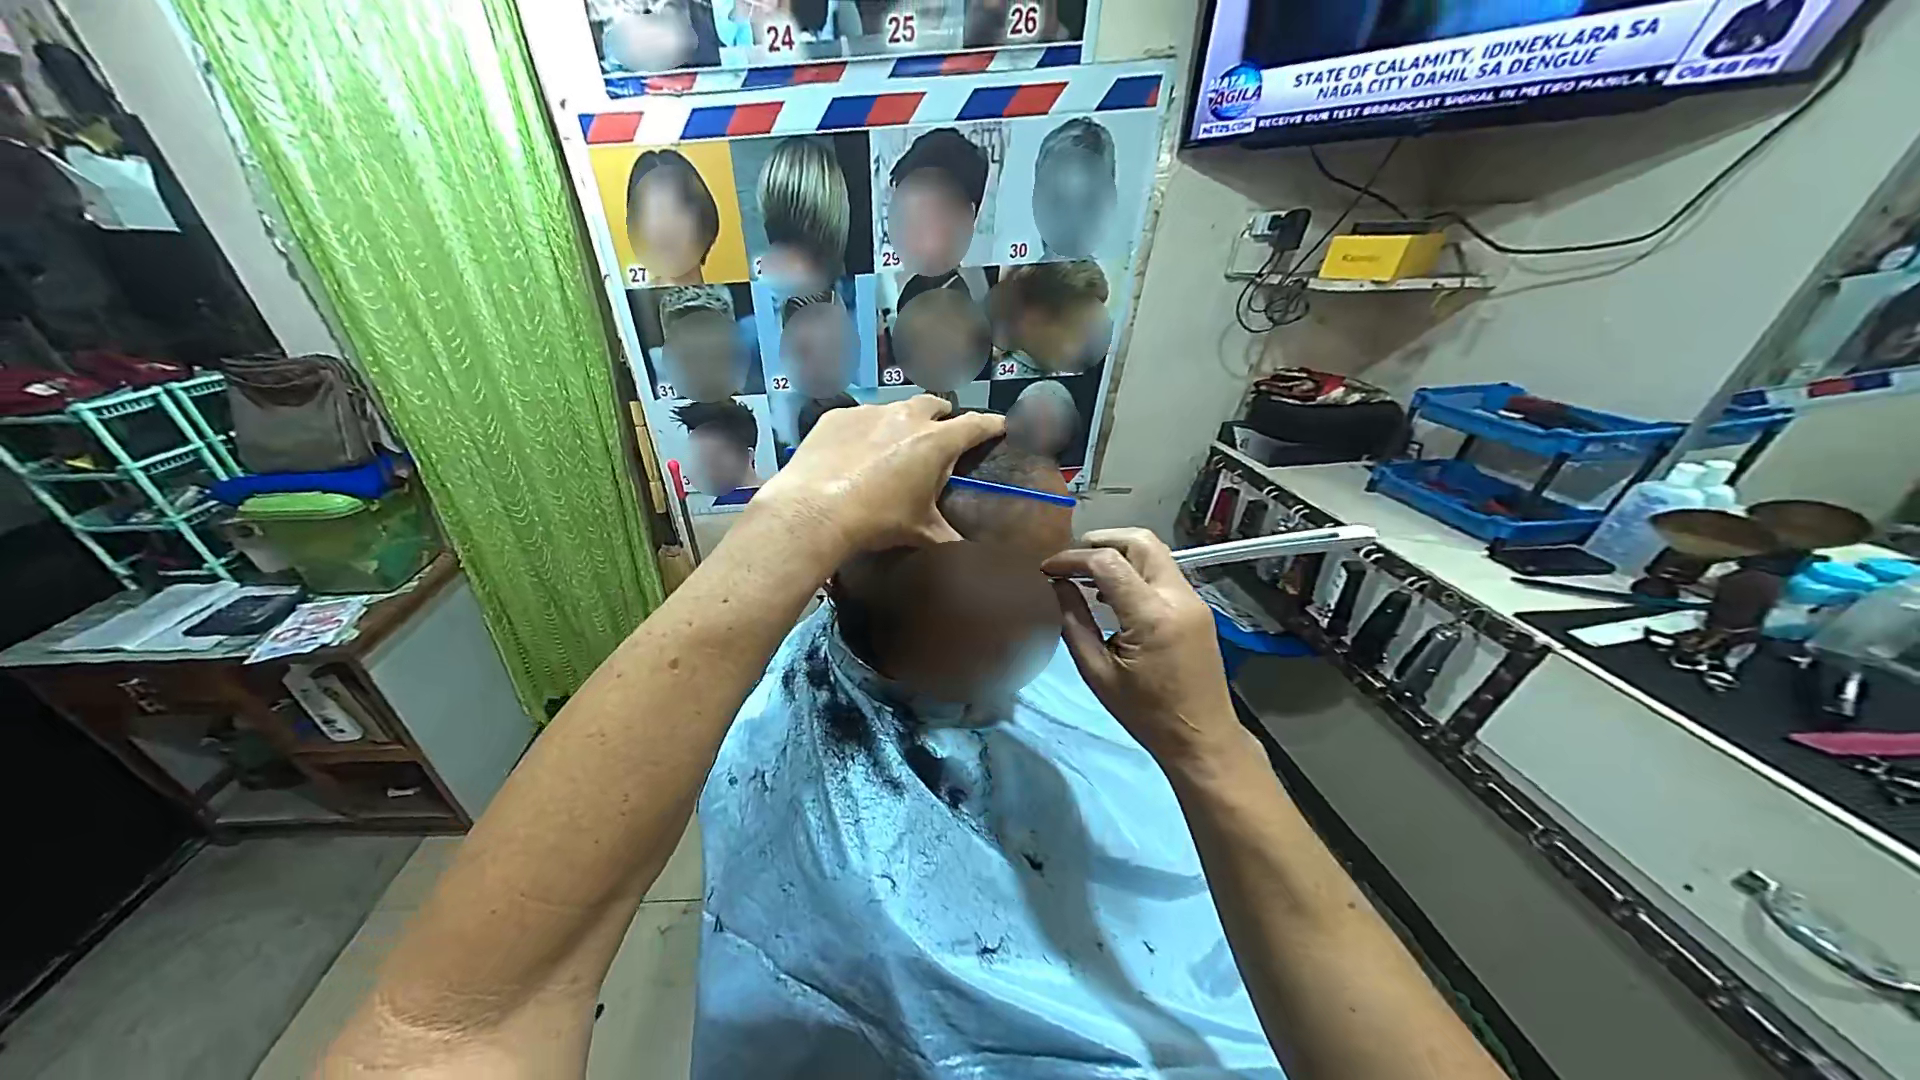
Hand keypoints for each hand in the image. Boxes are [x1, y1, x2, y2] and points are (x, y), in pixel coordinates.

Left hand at [751, 396, 1003, 556]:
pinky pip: (860, 419)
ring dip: (902, 423)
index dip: (991, 425)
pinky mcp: (838, 416)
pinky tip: (854, 455)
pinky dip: (865, 432)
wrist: (814, 511)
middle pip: (935, 405)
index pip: (976, 425)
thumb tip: (962, 547)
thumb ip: (946, 532)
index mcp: (936, 441)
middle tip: (939, 437)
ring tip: (893, 448)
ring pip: (896, 409)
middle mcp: (906, 416)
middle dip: (942, 417)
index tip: (999, 426)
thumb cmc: (878, 520)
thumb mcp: (920, 531)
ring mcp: (869, 412)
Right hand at [1043, 529, 1247, 769]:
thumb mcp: (1097, 671)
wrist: (1201, 737)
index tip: (1047, 569)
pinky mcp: (1197, 607)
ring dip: (1119, 552)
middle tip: (1070, 560)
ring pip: (1154, 551)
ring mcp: (1193, 600)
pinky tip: (1113, 591)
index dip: (1072, 559)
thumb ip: (1074, 621)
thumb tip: (1059, 585)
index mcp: (1152, 616)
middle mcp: (1178, 597)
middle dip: (1099, 541)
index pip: (1107, 562)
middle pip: (1139, 540)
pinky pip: (1163, 571)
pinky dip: (1135, 568)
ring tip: (1086, 574)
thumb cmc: (1145, 713)